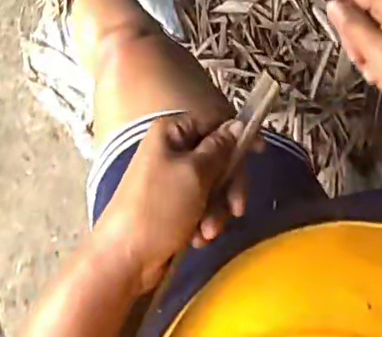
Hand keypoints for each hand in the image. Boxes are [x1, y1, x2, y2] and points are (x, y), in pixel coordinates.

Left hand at [91, 114, 248, 291]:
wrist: (122, 260)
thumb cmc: (158, 208)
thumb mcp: (195, 174)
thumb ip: (220, 148)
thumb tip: (237, 125)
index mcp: (172, 131)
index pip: (215, 121)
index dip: (238, 135)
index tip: (259, 152)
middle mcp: (172, 148)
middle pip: (218, 156)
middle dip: (228, 185)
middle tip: (236, 209)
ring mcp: (172, 177)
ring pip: (212, 184)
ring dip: (216, 209)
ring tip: (208, 232)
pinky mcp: (172, 204)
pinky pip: (201, 204)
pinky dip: (205, 220)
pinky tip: (198, 238)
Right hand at [324, 0, 381, 122]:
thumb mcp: (375, 50)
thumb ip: (352, 25)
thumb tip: (333, 3)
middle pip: (361, 9)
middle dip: (351, 31)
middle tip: (356, 55)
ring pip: (367, 29)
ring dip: (361, 48)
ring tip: (370, 69)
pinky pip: (378, 43)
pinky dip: (373, 57)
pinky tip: (378, 75)